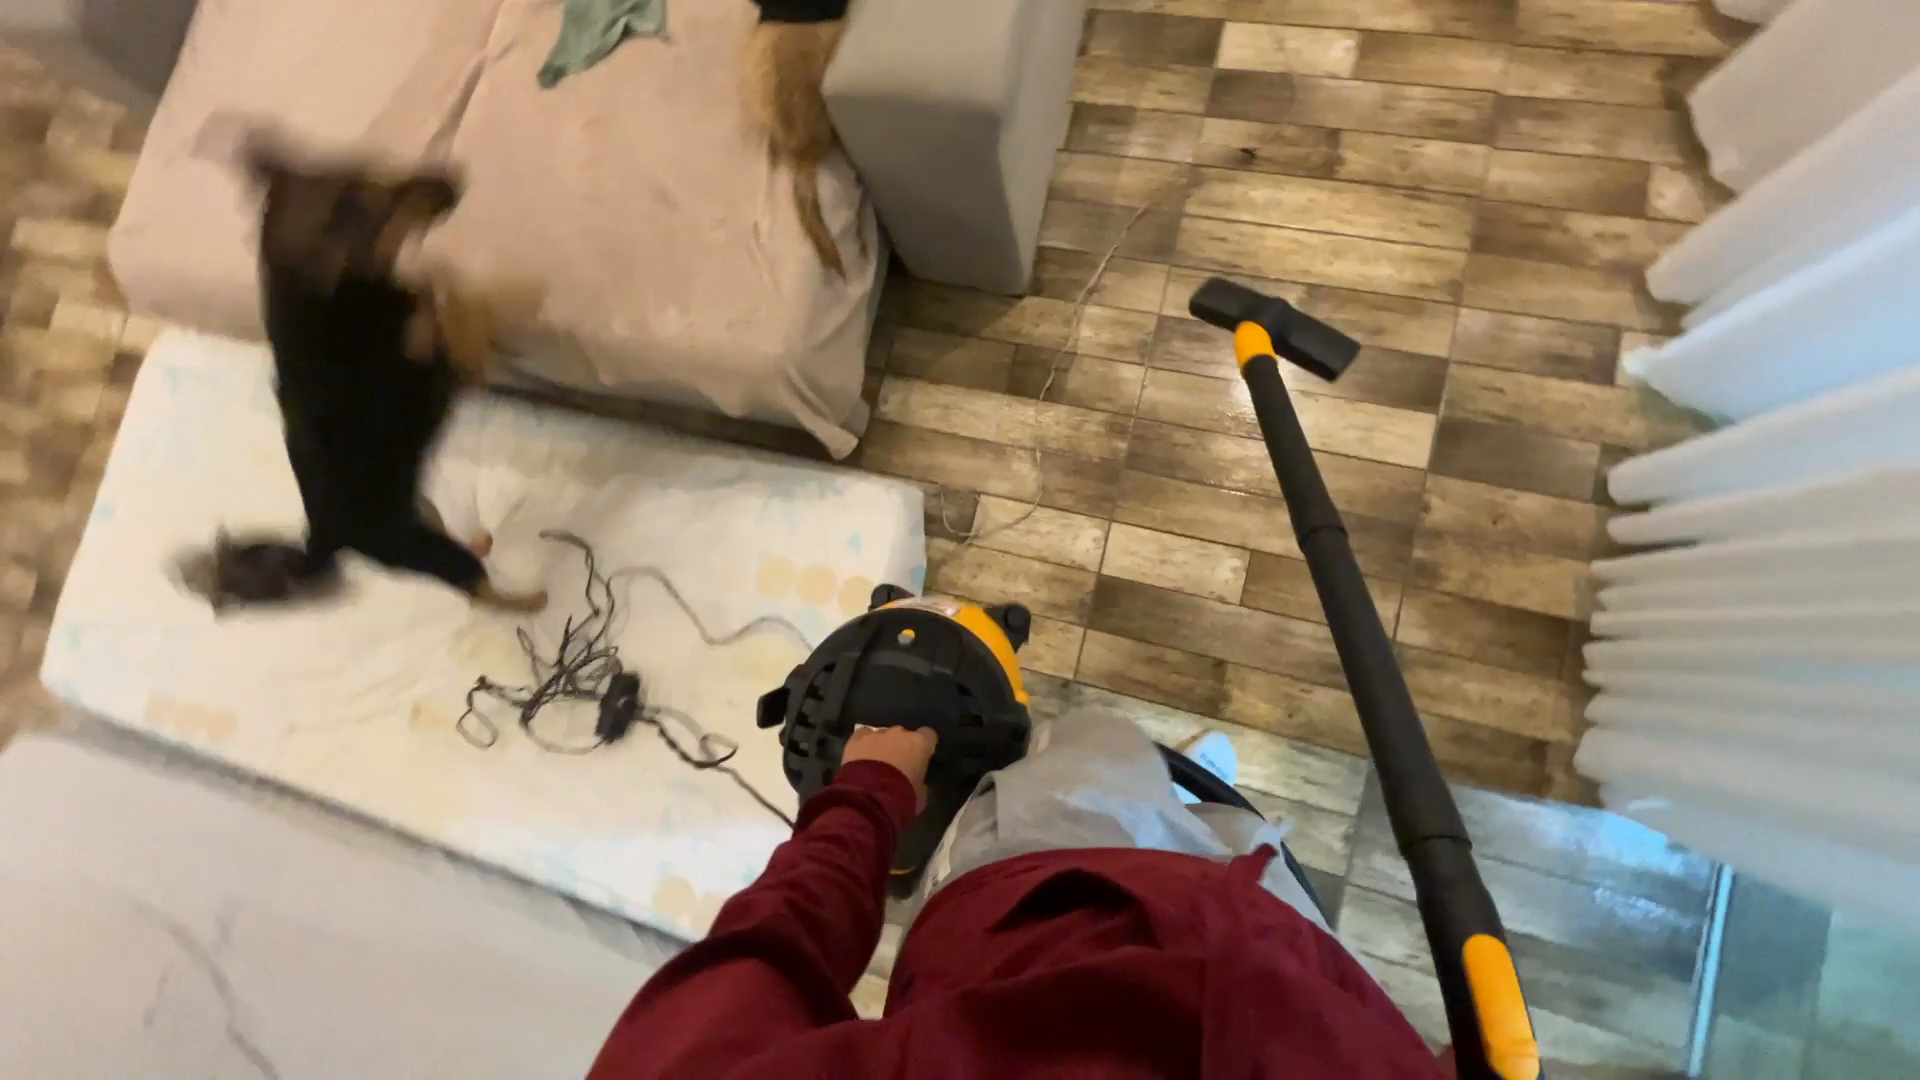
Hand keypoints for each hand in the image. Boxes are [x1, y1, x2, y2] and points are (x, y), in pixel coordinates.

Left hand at [841, 726, 937, 811]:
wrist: (870, 798)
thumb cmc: (902, 797)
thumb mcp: (920, 795)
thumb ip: (920, 782)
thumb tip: (916, 781)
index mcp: (920, 743)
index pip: (928, 735)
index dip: (923, 746)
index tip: (920, 757)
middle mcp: (900, 732)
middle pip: (903, 735)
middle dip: (900, 746)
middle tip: (895, 765)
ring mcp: (878, 733)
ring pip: (882, 735)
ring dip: (881, 746)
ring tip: (874, 764)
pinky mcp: (857, 737)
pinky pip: (863, 736)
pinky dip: (862, 744)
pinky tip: (859, 757)